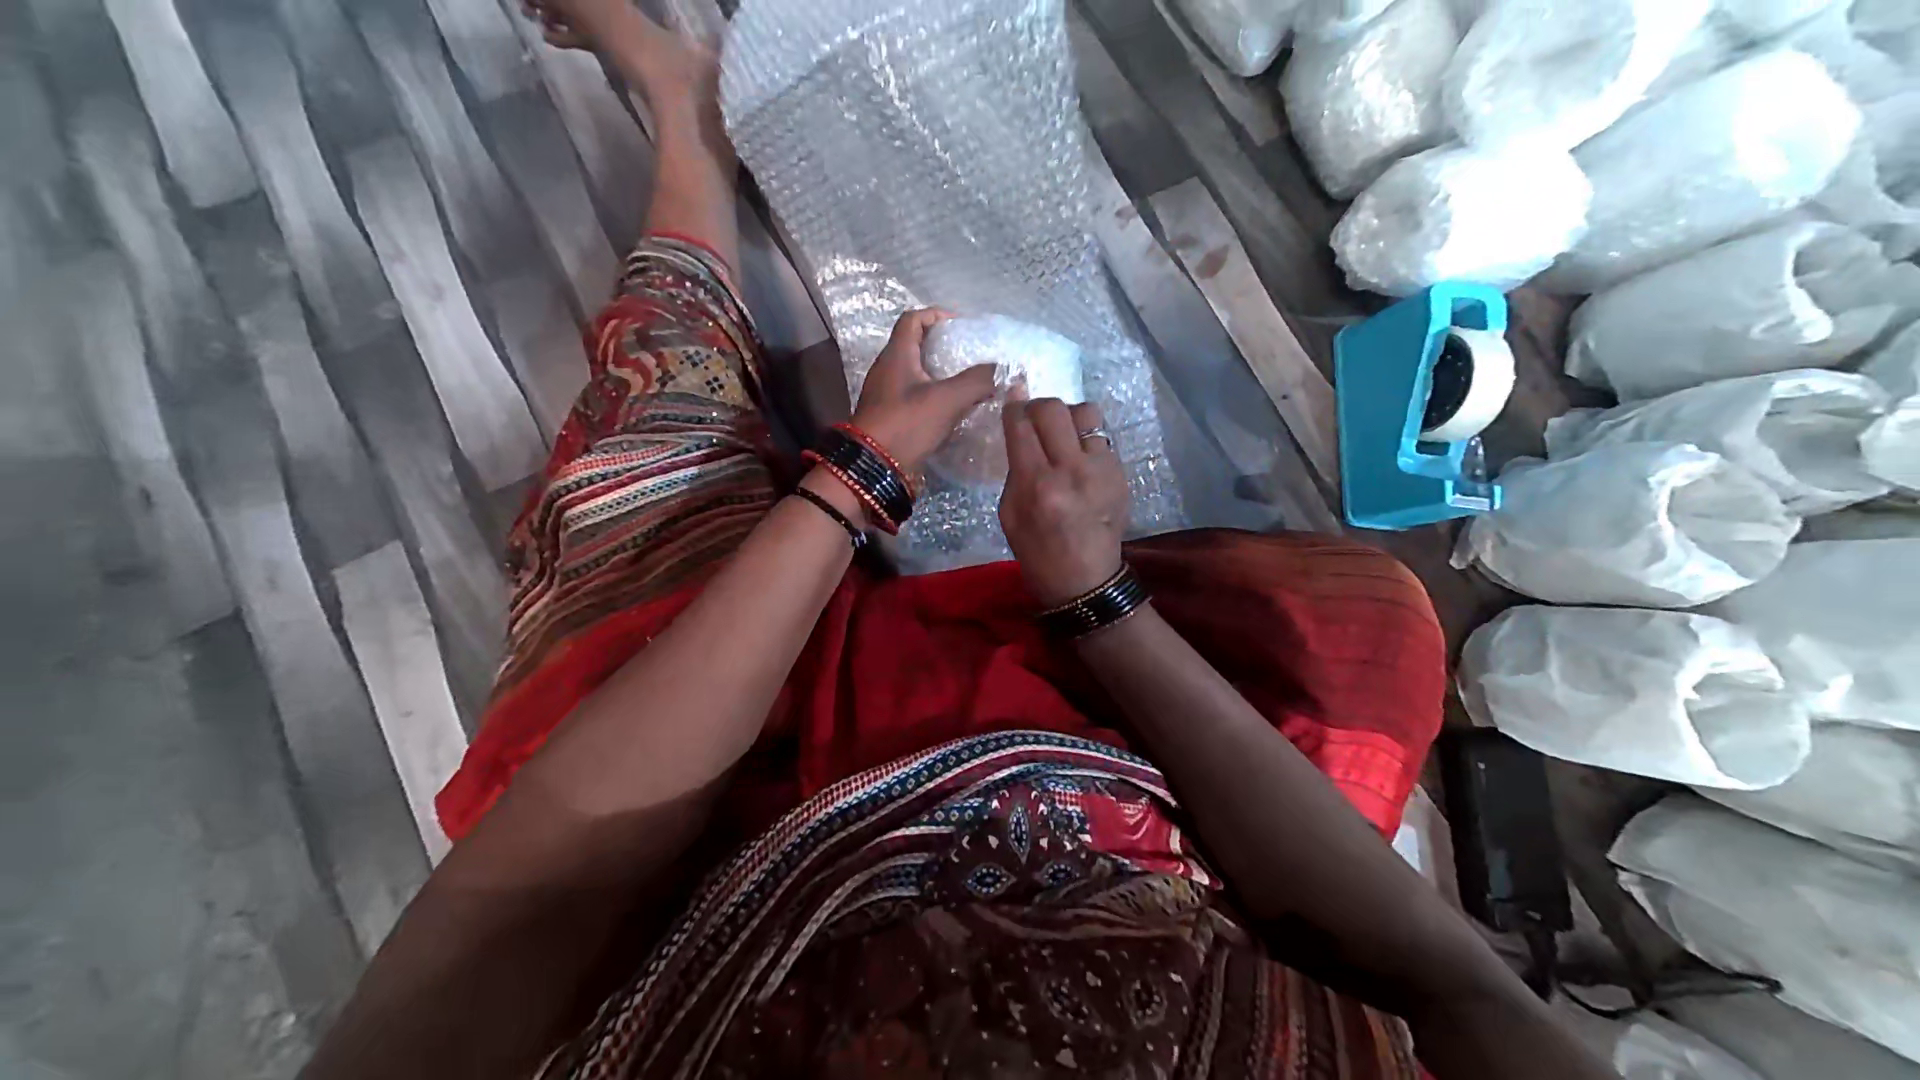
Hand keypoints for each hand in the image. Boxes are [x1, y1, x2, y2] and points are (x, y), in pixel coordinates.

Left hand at [849, 309, 996, 474]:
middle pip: (914, 344)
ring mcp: (886, 394)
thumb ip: (978, 381)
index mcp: (896, 355)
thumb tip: (1004, 370)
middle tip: (968, 354)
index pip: (913, 319)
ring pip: (914, 371)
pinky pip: (913, 394)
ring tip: (965, 381)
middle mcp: (887, 369)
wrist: (874, 465)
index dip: (936, 314)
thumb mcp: (947, 399)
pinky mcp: (889, 415)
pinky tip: (951, 407)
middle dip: (941, 345)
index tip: (959, 324)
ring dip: (938, 372)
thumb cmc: (906, 424)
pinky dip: (932, 394)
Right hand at [998, 397, 1128, 605]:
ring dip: (1068, 418)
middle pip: (1054, 409)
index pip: (1021, 425)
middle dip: (1038, 406)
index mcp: (1038, 485)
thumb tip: (1020, 433)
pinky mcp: (1121, 473)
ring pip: (1086, 413)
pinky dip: (1086, 441)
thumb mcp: (1009, 515)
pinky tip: (1079, 461)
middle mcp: (1072, 470)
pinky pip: (1101, 438)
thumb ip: (1015, 471)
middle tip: (1033, 418)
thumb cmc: (1038, 553)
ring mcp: (1102, 469)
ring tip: (1061, 436)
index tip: (1011, 400)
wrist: (1086, 582)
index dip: (1013, 406)